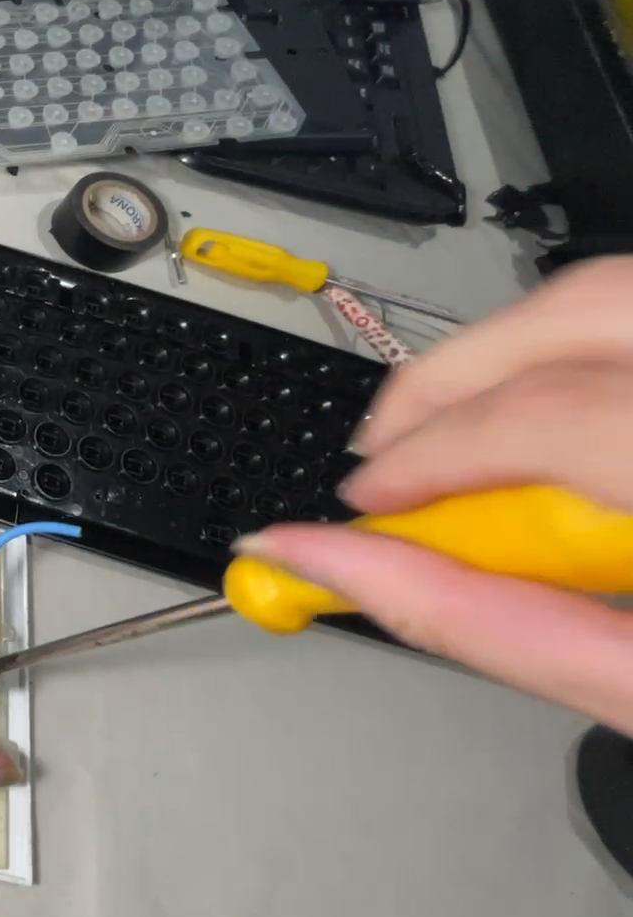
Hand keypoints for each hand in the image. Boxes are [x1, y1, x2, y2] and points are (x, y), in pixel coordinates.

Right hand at [237, 258, 632, 735]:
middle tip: (395, 456)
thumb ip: (474, 621)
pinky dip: (590, 355)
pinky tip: (572, 423)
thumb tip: (315, 555)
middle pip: (589, 310)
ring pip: (625, 295)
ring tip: (470, 437)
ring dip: (512, 359)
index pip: (557, 421)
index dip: (427, 458)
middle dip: (448, 381)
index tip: (366, 503)